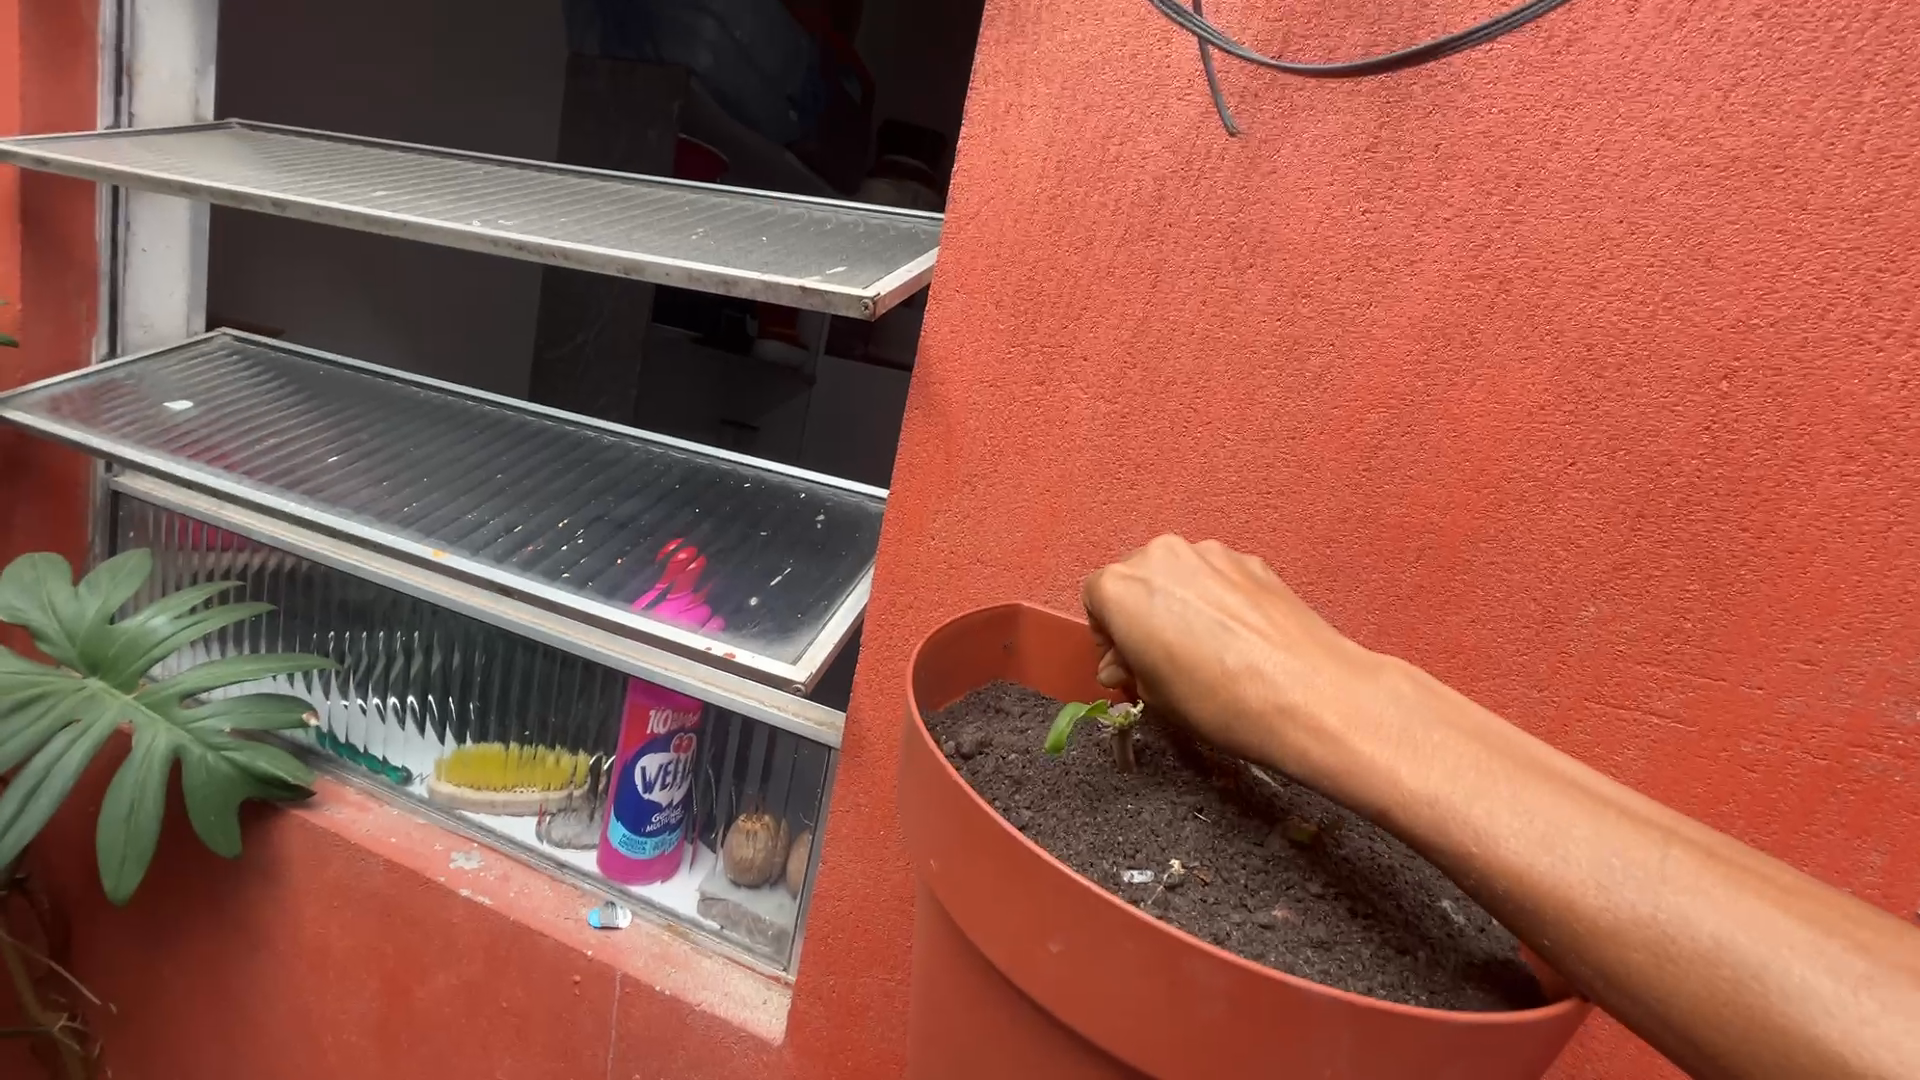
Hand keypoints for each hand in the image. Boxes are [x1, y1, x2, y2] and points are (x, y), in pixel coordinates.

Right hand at [1080, 536, 1391, 788]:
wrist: (1309, 695)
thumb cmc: (1219, 699)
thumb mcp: (1154, 695)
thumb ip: (1128, 667)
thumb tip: (1123, 662)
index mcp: (1121, 587)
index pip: (1094, 598)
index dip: (1106, 634)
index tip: (1123, 661)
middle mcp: (1161, 556)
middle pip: (1135, 579)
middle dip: (1141, 614)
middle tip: (1158, 658)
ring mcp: (1209, 553)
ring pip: (1177, 575)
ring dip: (1179, 605)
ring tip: (1203, 651)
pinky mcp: (1250, 560)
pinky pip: (1216, 577)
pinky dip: (1215, 601)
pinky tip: (1235, 641)